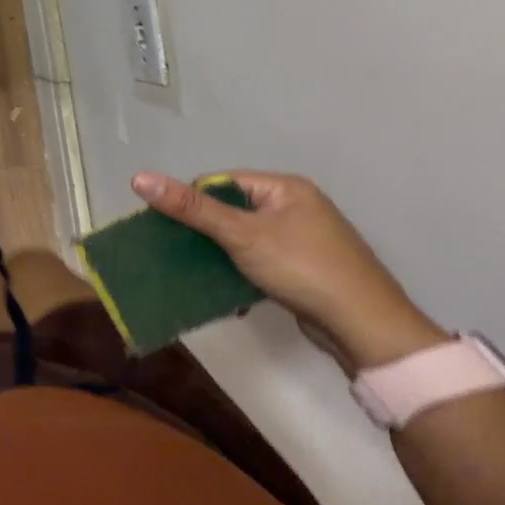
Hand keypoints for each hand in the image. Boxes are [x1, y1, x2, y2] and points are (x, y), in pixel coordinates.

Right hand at [131, 170, 446, 369]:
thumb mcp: (241, 235)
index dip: (191, 202)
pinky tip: (227, 290)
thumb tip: (138, 177)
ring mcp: (301, 238)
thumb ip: (189, 207)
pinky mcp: (302, 267)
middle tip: (181, 253)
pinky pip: (256, 259)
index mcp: (284, 188)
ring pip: (240, 238)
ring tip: (198, 272)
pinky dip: (238, 271)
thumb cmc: (303, 268)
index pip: (219, 183)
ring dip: (218, 255)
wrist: (366, 327)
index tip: (172, 229)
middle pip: (229, 210)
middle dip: (203, 232)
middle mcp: (295, 206)